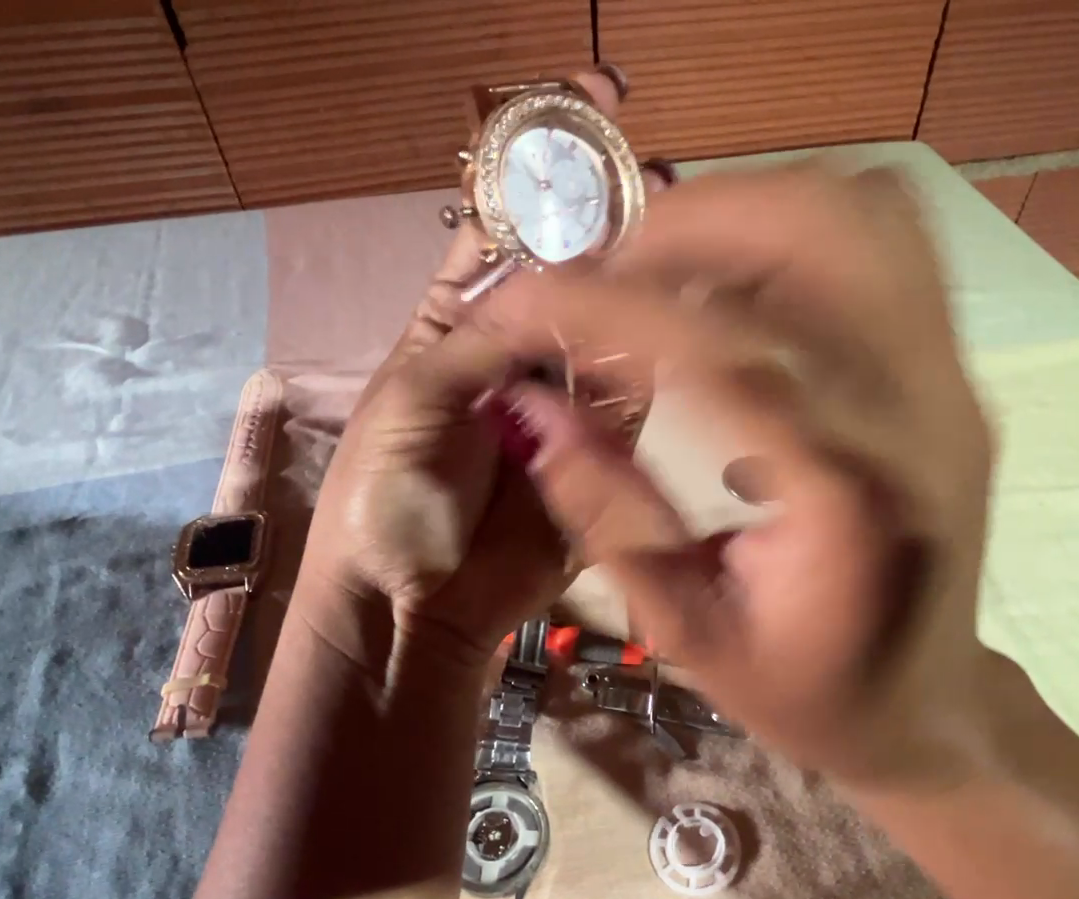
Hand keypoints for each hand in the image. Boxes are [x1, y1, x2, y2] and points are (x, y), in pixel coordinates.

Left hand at [297, 68, 660, 663]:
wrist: (418, 605)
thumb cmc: (388, 497)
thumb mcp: (415, 399)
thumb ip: (489, 339)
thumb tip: (561, 284)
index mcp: (456, 324)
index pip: (505, 231)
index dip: (543, 174)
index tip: (593, 114)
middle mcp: (520, 351)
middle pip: (575, 274)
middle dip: (614, 222)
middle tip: (662, 177)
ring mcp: (566, 400)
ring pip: (614, 328)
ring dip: (647, 283)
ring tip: (691, 232)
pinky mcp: (604, 450)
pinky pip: (635, 394)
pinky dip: (659, 357)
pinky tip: (689, 316)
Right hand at [478, 165, 997, 788]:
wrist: (926, 702)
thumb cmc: (806, 691)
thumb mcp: (686, 628)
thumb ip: (604, 507)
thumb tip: (526, 405)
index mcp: (844, 496)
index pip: (717, 350)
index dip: (606, 308)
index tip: (521, 299)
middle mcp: (919, 411)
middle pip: (815, 231)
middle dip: (683, 225)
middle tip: (599, 270)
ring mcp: (951, 378)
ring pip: (861, 211)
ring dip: (743, 210)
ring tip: (661, 263)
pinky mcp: (953, 369)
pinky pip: (884, 244)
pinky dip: (795, 230)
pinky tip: (735, 284)